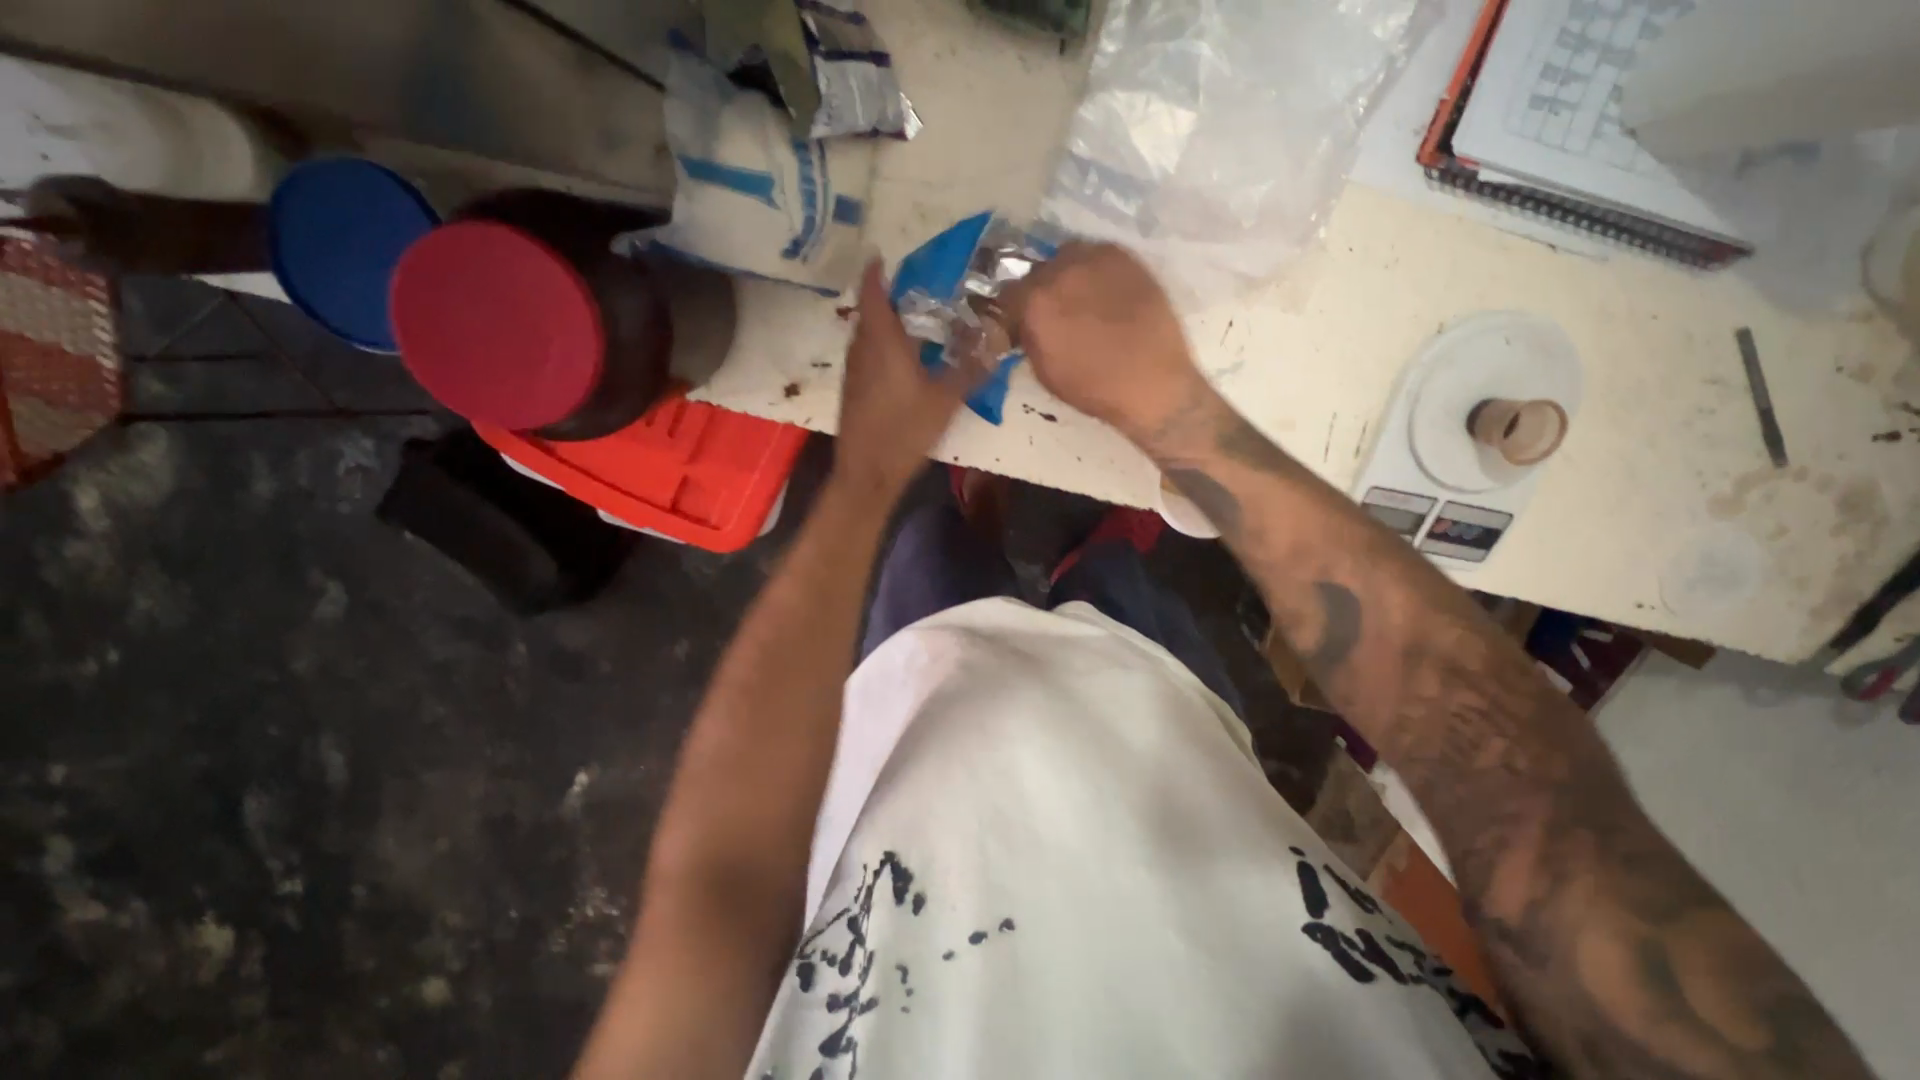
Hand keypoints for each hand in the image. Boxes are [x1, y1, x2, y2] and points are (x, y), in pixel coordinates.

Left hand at [831, 259, 978, 502]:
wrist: (867, 472)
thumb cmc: (905, 430)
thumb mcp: (946, 399)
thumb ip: (970, 370)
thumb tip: (995, 345)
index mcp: (882, 342)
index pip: (874, 295)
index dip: (876, 273)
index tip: (882, 256)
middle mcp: (862, 350)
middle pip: (869, 313)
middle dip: (886, 298)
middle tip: (913, 290)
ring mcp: (854, 372)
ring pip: (865, 336)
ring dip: (882, 324)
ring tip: (911, 321)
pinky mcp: (853, 392)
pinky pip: (866, 355)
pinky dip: (880, 346)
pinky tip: (903, 360)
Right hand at [1004, 243, 1210, 444]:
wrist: (1153, 382)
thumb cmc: (1093, 387)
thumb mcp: (1044, 371)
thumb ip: (1027, 336)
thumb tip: (1024, 322)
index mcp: (1035, 301)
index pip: (1008, 292)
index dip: (1014, 309)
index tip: (1022, 321)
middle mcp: (1060, 271)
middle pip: (1038, 271)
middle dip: (1041, 290)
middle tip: (1056, 310)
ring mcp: (1094, 259)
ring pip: (1067, 257)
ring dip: (1067, 274)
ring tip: (1082, 297)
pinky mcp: (1124, 257)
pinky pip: (1098, 255)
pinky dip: (1095, 270)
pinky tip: (1105, 292)